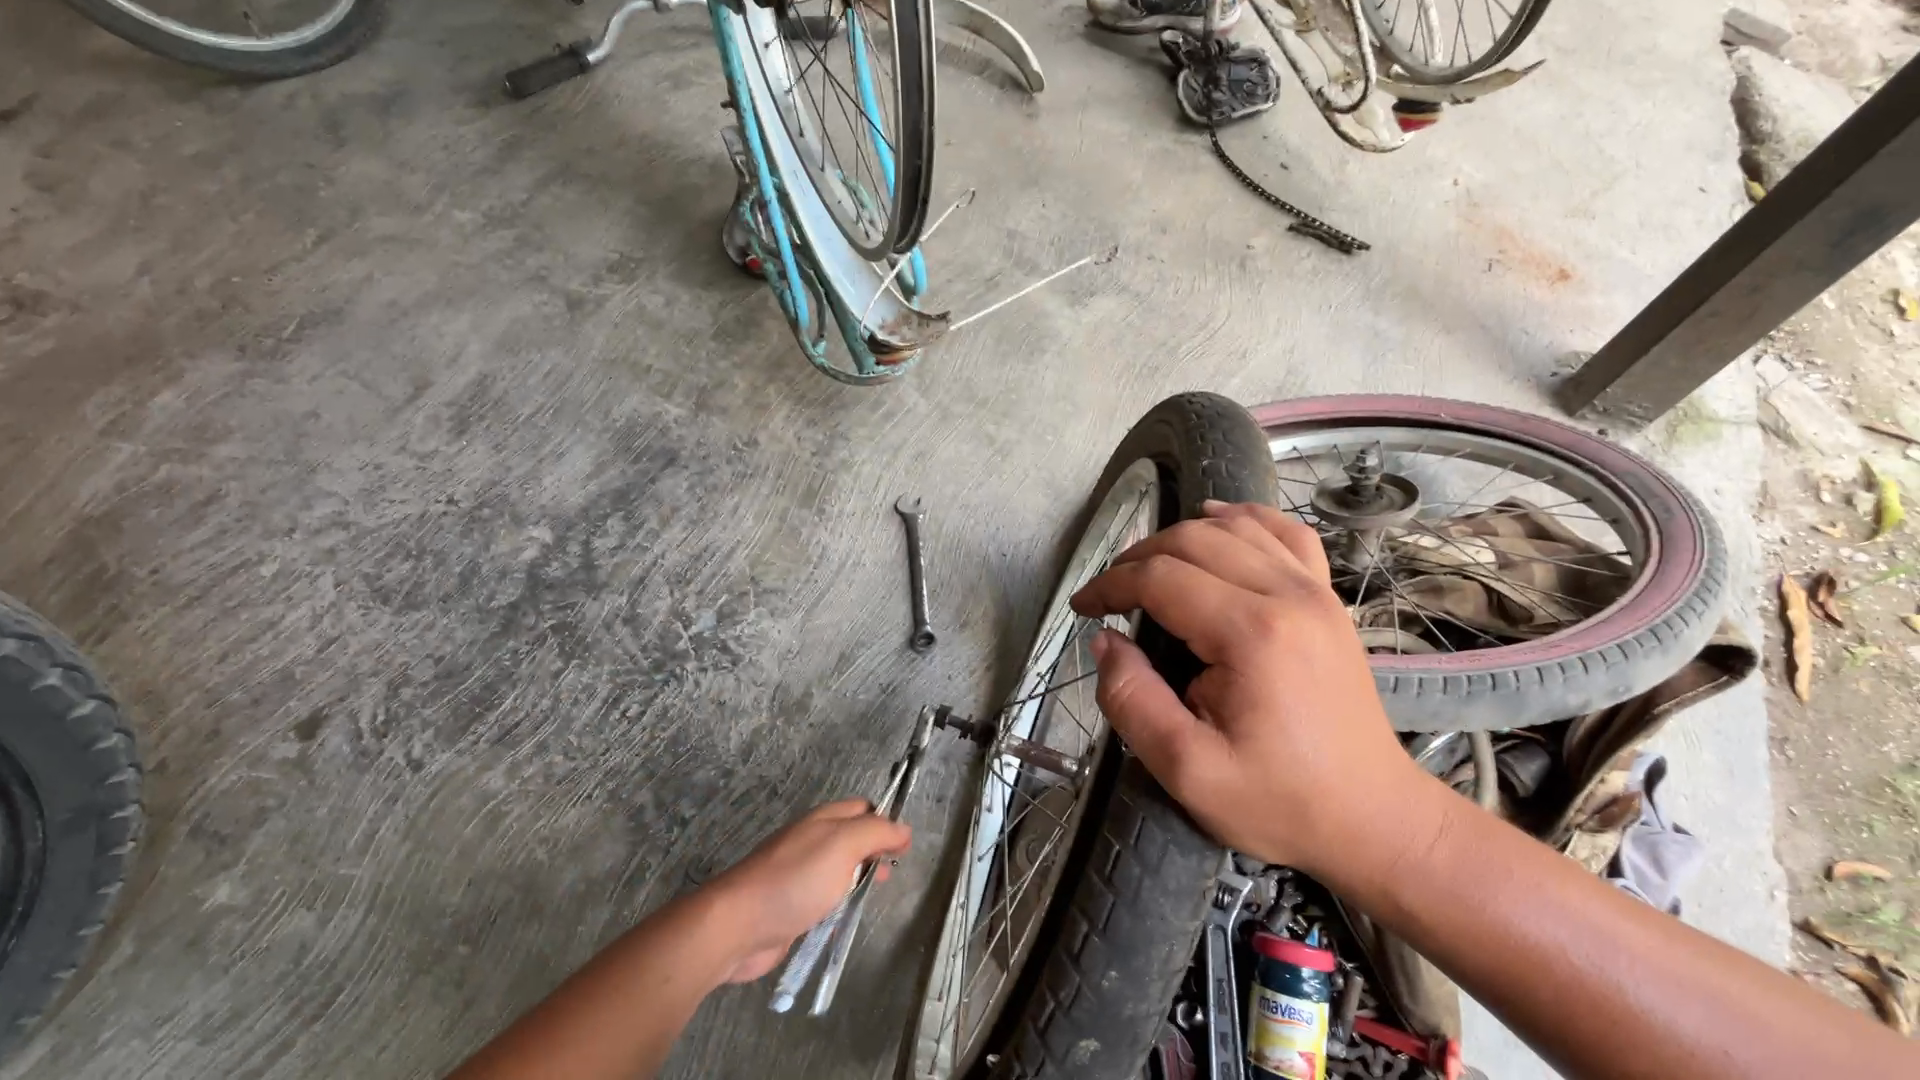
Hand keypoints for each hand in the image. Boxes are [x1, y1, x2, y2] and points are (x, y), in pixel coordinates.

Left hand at [702, 799, 911, 982]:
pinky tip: (845, 919)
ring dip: (859, 880)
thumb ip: (876, 833)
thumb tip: (903, 829)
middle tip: (891, 873)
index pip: (863, 809)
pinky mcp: (791, 906)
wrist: (738, 925)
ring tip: (873, 895)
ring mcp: (799, 874)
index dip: (886, 822)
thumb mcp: (843, 846)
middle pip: (853, 839)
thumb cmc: (795, 880)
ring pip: (839, 871)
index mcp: (823, 820)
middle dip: (875, 852)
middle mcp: (811, 842)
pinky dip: (839, 906)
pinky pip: (824, 900)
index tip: (904, 848)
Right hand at [1069, 500, 1422, 873]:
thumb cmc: (1279, 801)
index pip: (1161, 578)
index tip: (1083, 608)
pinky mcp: (1328, 601)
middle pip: (1194, 540)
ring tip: (1147, 569)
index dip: (1111, 585)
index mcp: (1251, 634)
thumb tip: (1105, 643)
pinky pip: (1286, 534)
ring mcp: (1316, 592)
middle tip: (1108, 595)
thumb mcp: (1186, 770)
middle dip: (1138, 558)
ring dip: (1181, 536)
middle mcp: (1287, 595)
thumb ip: (1133, 701)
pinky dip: (1244, 519)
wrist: (1372, 818)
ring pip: (1236, 527)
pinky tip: (1218, 522)